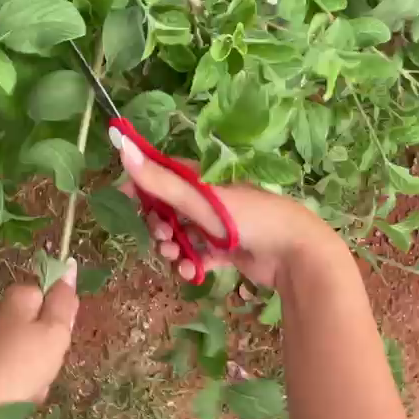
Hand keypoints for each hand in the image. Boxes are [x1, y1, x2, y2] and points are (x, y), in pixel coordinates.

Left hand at [0, 266, 79, 412]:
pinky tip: (24, 393)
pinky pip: (24, 367)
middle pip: (46, 323)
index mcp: (18, 296)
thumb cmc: (23, 364)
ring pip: (39, 349)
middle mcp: (5, 311)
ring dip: (44, 367)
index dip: (63, 316)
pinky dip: (29, 380)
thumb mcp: (54, 331)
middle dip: (54, 345)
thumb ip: (64, 301)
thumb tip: (69, 265)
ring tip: (36, 380)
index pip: (54, 295)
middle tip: (49, 360)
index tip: (60, 334)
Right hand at [113, 132, 341, 287]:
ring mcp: (219, 226)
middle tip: (161, 237)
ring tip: (177, 258)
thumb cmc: (248, 218)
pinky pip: (199, 256)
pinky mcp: (227, 250)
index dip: (141, 187)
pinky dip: (192, 264)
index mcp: (203, 179)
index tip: (123, 202)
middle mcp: (209, 199)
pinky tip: (192, 273)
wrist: (296, 253)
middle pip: (168, 210)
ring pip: (181, 235)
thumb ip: (159, 180)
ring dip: (172, 248)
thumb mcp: (200, 199)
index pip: (162, 176)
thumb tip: (121, 145)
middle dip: (157, 226)